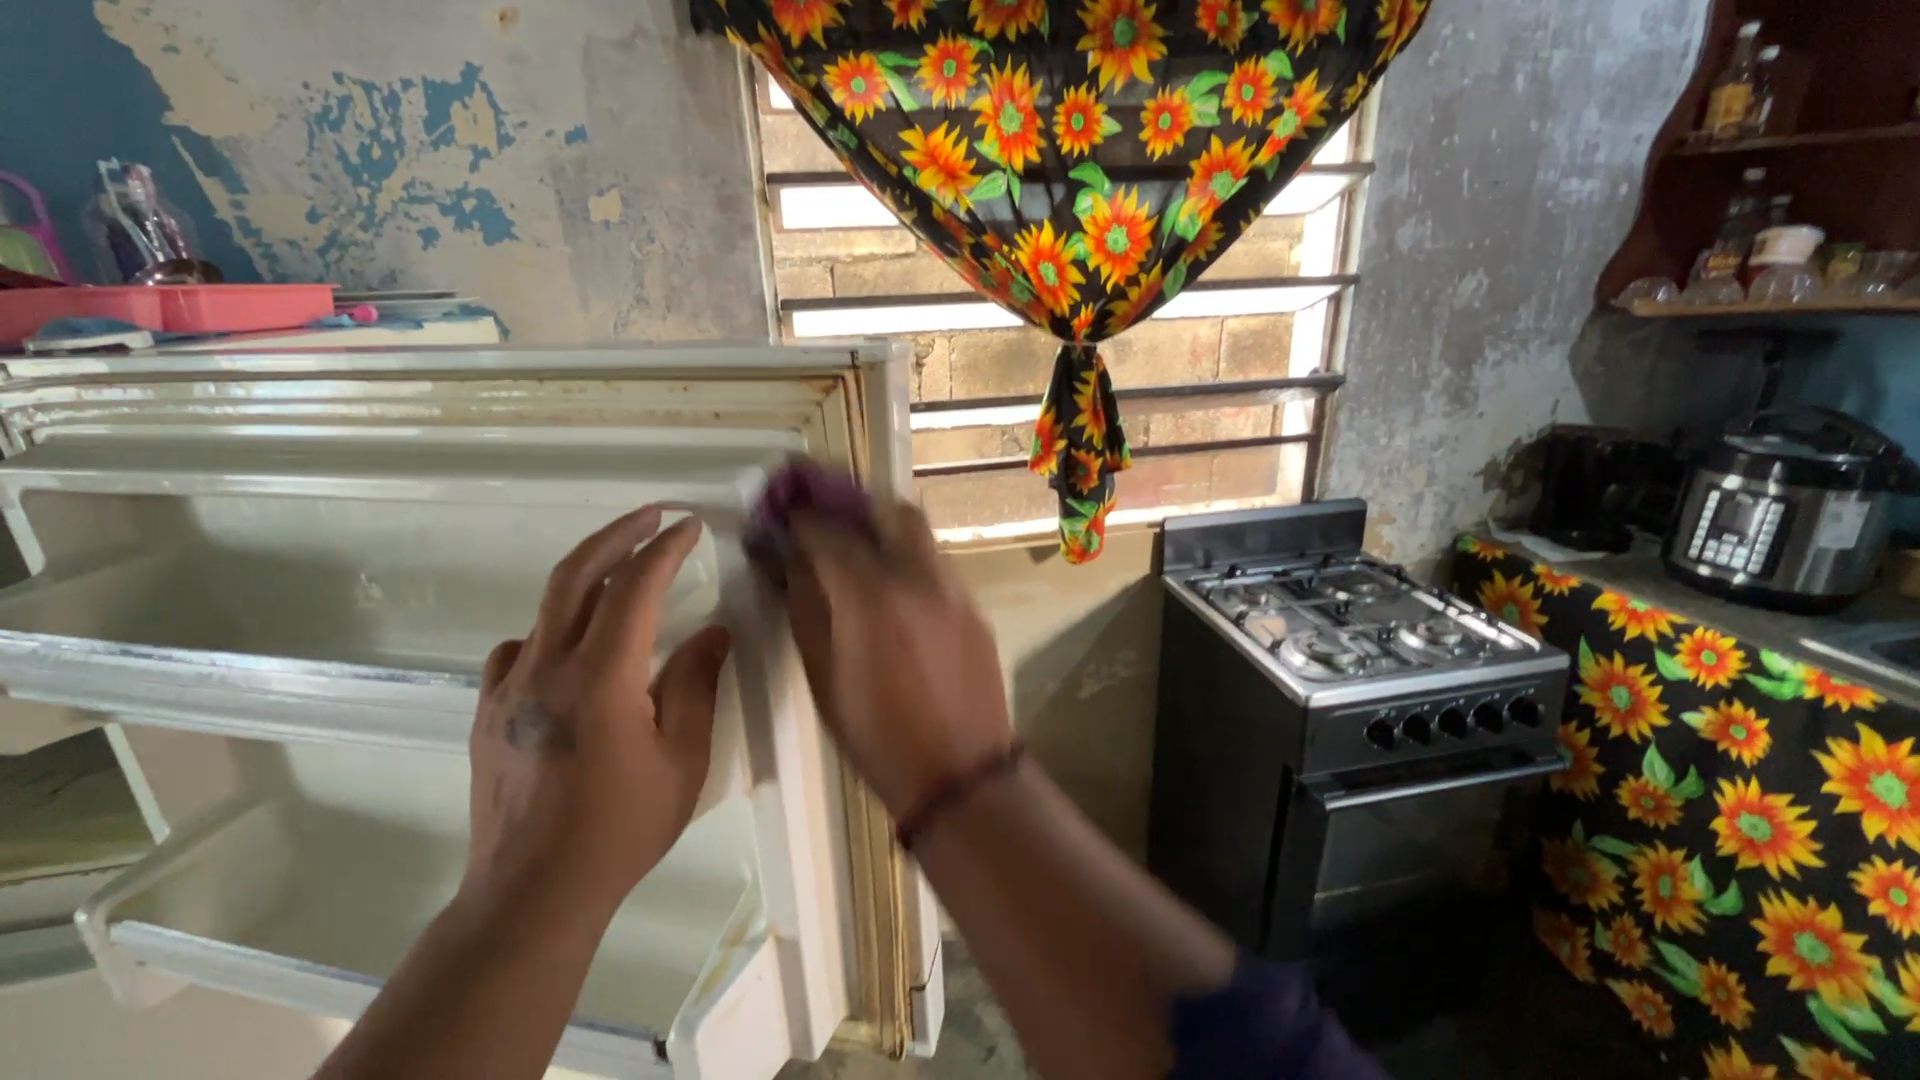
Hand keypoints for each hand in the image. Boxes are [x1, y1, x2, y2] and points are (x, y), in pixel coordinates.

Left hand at [464, 507, 732, 916]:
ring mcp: (507, 687)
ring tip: (624, 576)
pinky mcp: (486, 711)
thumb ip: (697, 686)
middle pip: (576, 574)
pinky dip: (552, 630)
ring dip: (588, 578)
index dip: (666, 548)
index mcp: (601, 678)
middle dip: (618, 533)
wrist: (532, 892)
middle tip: (653, 515)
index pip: (634, 587)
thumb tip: (713, 632)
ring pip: (547, 609)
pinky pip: (519, 648)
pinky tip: (572, 650)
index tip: (691, 527)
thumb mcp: (682, 760)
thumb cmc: (621, 829)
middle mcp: (547, 668)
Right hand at [785, 500, 1013, 814]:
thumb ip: (805, 609)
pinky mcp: (975, 607)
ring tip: (859, 548)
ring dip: (884, 528)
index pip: (828, 533)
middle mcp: (917, 579)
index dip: (800, 517)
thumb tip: (789, 565)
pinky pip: (937, 563)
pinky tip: (894, 586)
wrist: (958, 771)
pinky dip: (910, 559)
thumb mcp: (823, 676)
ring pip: (918, 533)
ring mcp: (953, 589)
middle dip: (852, 506)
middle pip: (885, 511)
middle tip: (827, 518)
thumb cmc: (876, 735)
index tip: (783, 514)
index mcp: (869, 598)